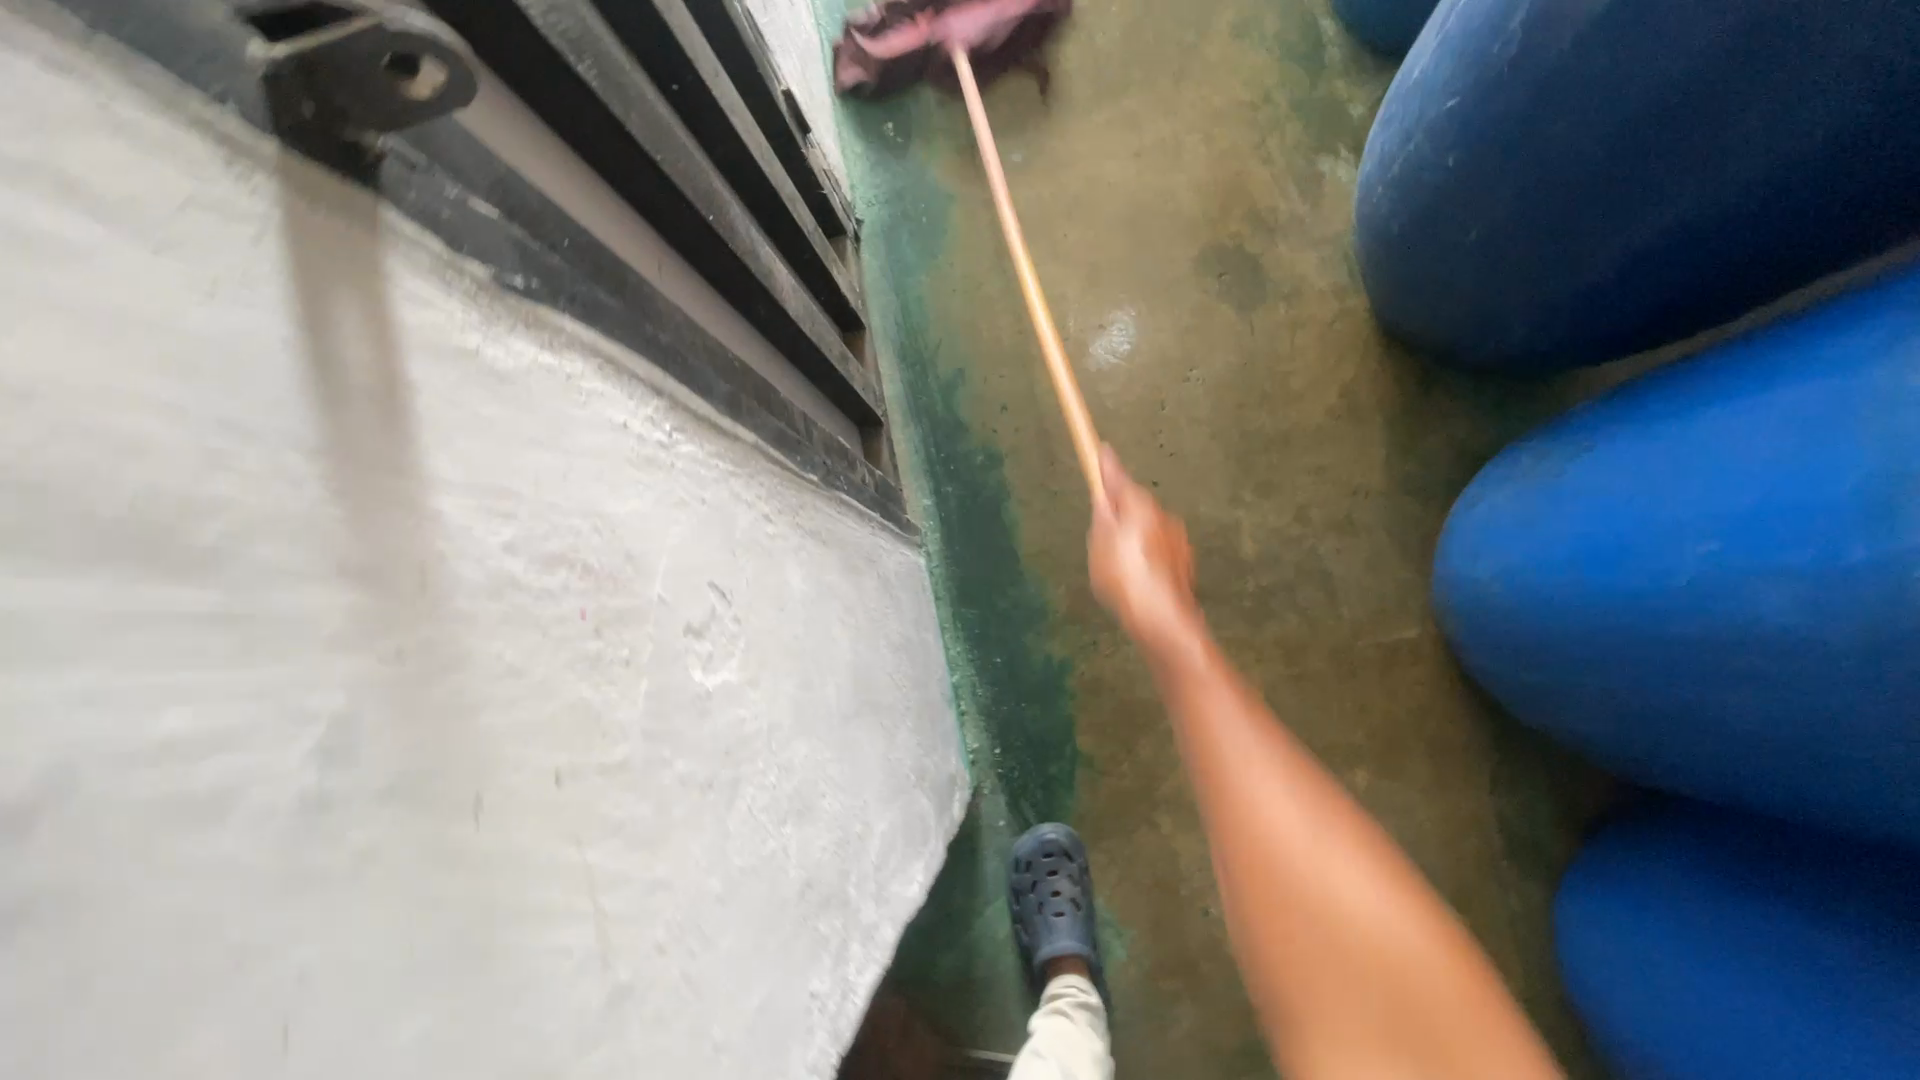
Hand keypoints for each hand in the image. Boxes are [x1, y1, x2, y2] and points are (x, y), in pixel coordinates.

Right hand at [1089, 445, 1200, 649]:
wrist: (1161, 618)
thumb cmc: (1123, 576)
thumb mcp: (1100, 541)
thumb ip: (1102, 512)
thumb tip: (1105, 491)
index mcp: (1140, 505)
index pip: (1118, 477)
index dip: (1106, 465)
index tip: (1100, 449)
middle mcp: (1163, 514)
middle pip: (1134, 505)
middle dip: (1118, 513)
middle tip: (1098, 534)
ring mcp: (1177, 539)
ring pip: (1147, 529)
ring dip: (1133, 537)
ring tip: (1115, 566)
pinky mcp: (1183, 562)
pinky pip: (1157, 550)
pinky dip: (1145, 556)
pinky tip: (1135, 578)